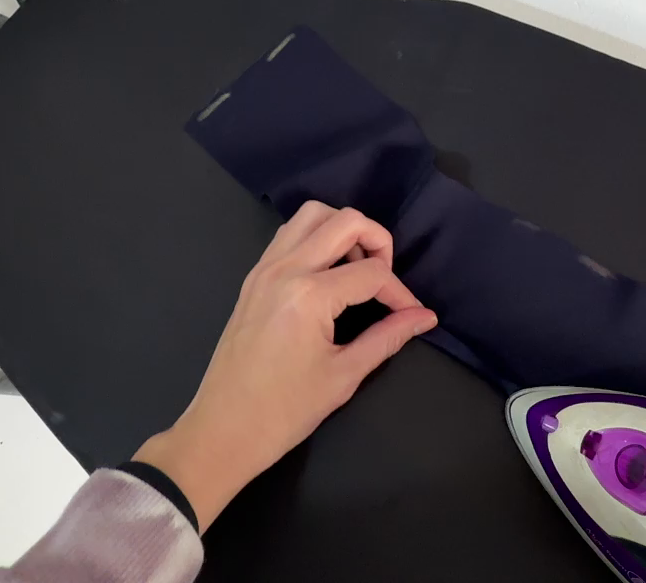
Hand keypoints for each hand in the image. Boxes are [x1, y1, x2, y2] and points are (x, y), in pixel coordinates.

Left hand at [132, 201, 437, 530]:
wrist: (221, 432)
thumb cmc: (284, 412)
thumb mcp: (344, 376)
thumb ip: (388, 337)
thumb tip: (424, 317)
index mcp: (310, 295)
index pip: (372, 272)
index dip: (400, 292)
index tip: (411, 314)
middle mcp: (286, 268)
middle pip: (346, 221)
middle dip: (378, 241)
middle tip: (385, 278)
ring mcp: (265, 268)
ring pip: (313, 213)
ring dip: (343, 229)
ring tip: (356, 268)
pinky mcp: (253, 276)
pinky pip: (290, 233)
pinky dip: (316, 236)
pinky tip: (327, 272)